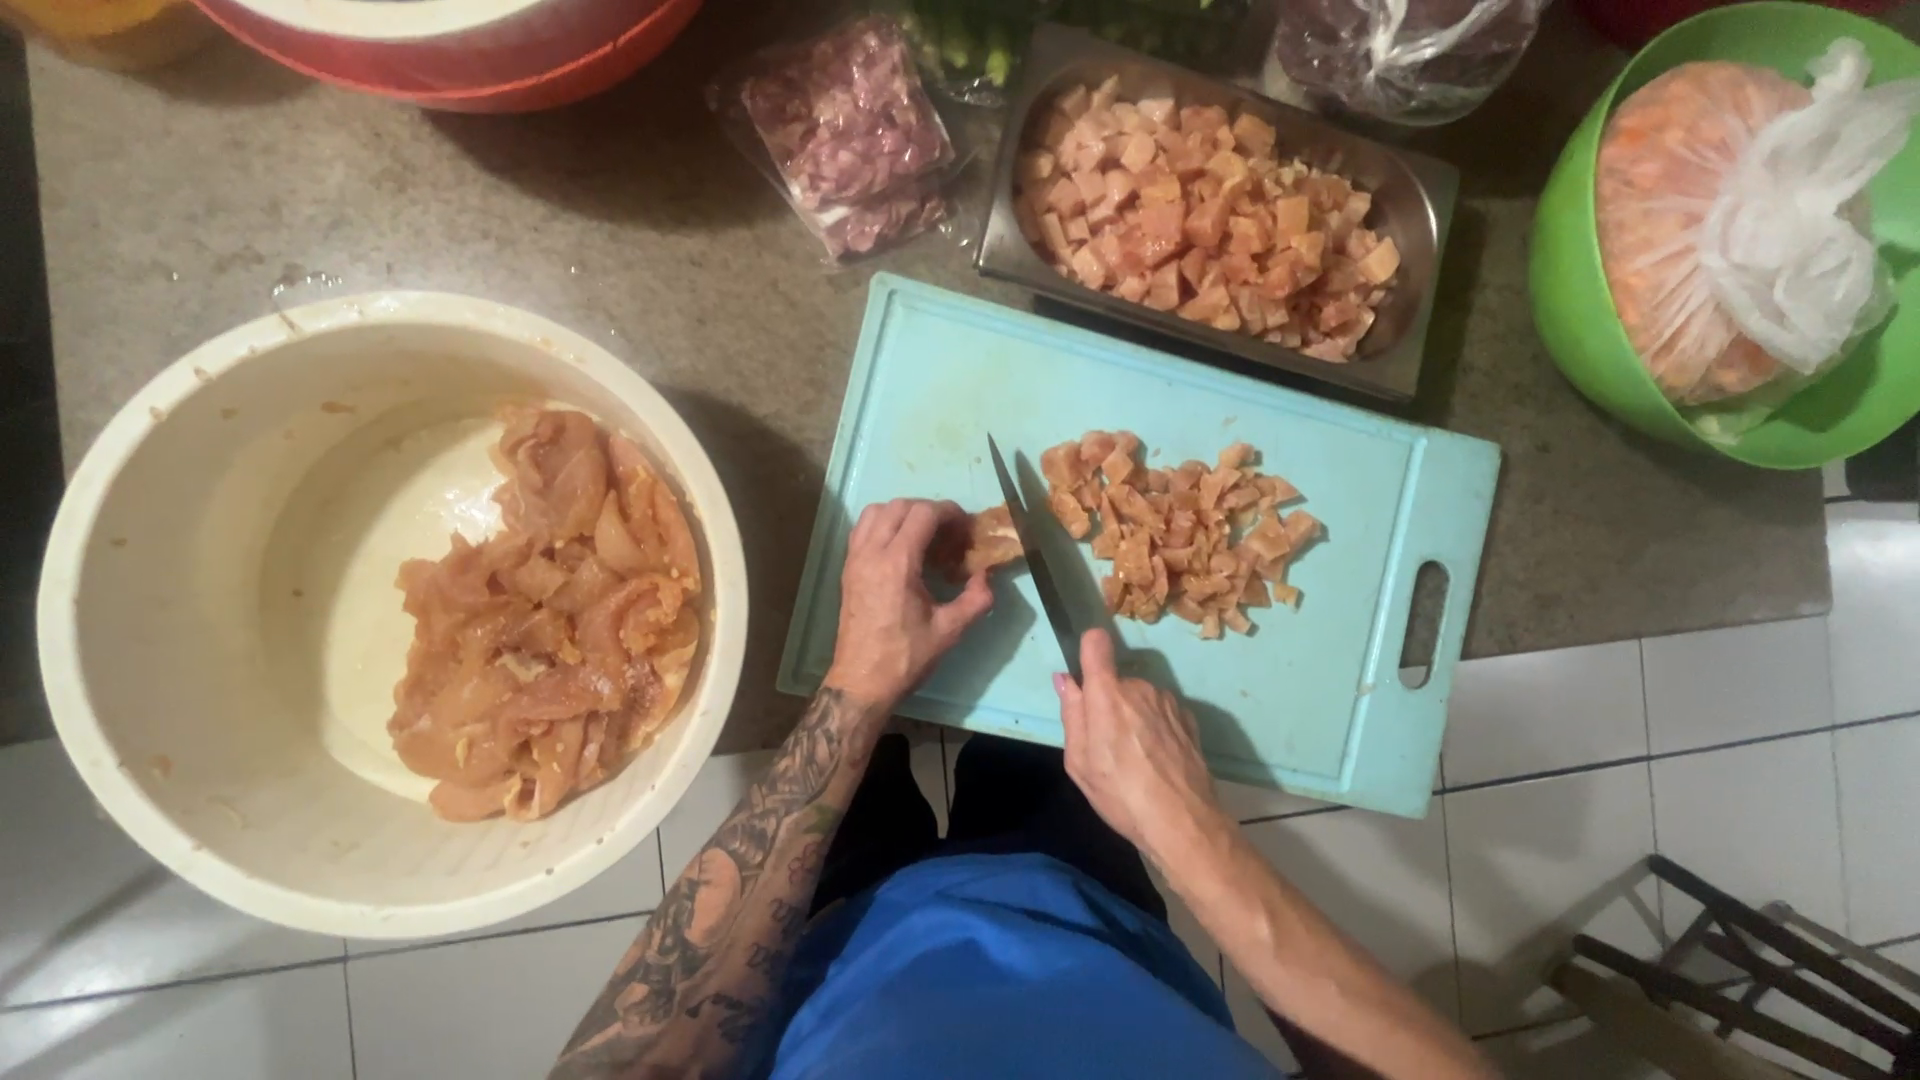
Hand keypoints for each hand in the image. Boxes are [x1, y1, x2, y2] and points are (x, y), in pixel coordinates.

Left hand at [824, 499, 994, 708]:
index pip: (923, 514)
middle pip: (899, 506)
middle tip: (949, 532)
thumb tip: (986, 576)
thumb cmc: (906, 657)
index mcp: (897, 564)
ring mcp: (854, 559)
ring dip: (903, 513)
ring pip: (876, 511)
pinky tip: (901, 547)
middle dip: (928, 510)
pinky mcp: (847, 569)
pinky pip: (862, 529)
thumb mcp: (950, 630)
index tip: (966, 527)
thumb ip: (976, 599)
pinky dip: (883, 524)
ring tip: (924, 534)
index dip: (949, 512)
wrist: (862, 681)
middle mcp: (871, 553)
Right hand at [1056, 628, 1223, 863]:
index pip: (1096, 643)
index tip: (1087, 669)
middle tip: (1108, 745)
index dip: (1089, 649)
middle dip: (1109, 703)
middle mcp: (1140, 686)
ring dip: (1135, 716)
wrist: (1183, 822)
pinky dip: (1157, 727)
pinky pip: (1162, 712)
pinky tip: (1158, 759)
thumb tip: (1065, 680)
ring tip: (1136, 757)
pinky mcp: (1189, 718)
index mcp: (1107, 694)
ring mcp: (1168, 701)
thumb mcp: (1079, 761)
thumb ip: (1072, 714)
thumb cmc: (1120, 793)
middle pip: (1117, 682)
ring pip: (1141, 698)